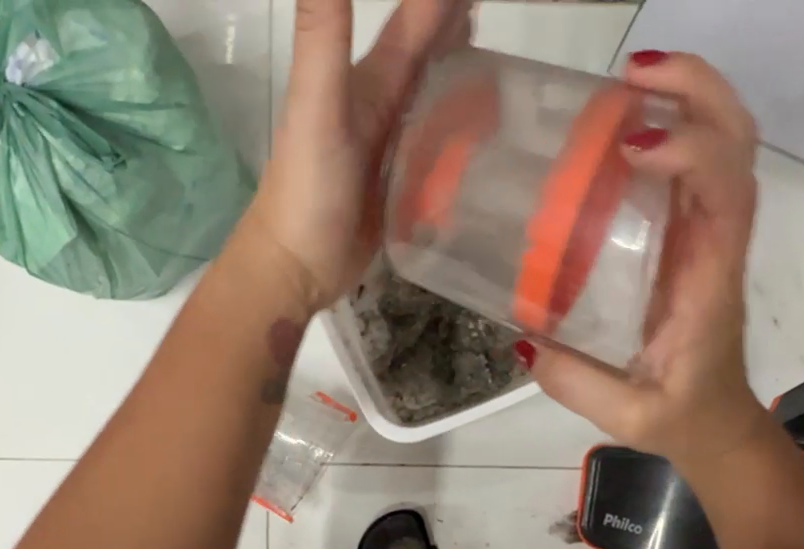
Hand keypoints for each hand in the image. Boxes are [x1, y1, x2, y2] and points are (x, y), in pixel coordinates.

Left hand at [242, 0, 472, 313]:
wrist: (297, 268)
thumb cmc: (307, 189)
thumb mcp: (317, 104)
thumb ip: (324, 31)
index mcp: (371, 79)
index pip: (418, 20)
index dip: (445, 0)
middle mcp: (387, 105)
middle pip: (434, 53)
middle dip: (463, 26)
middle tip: (497, 15)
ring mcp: (398, 148)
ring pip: (443, 99)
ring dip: (471, 78)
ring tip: (507, 67)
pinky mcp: (406, 188)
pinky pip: (445, 152)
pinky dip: (468, 137)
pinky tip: (490, 137)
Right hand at [527, 53, 770, 470]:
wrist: (716, 424)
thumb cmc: (682, 418)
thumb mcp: (627, 414)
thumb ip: (576, 383)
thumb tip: (523, 336)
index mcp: (709, 281)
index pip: (724, 192)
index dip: (691, 149)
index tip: (629, 144)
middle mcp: (718, 244)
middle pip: (737, 143)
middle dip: (697, 92)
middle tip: (633, 75)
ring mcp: (709, 237)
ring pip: (725, 144)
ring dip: (689, 98)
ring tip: (628, 82)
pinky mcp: (693, 240)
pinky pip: (696, 169)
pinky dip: (673, 130)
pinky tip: (624, 128)